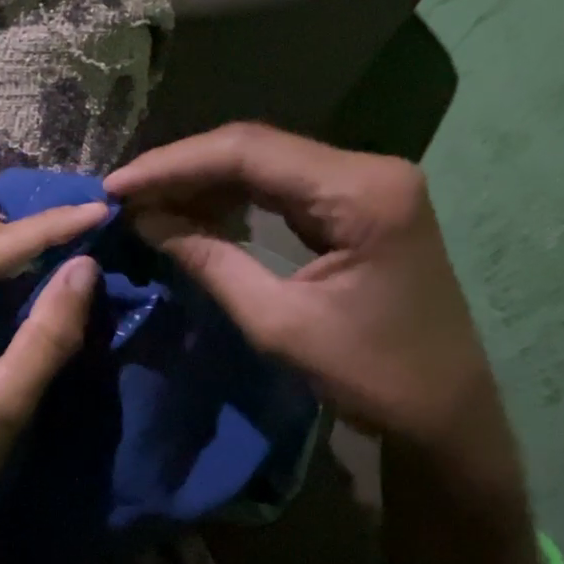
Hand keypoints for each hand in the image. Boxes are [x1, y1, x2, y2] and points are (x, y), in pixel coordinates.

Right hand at [104, 123, 501, 449]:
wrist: (447, 416)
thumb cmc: (371, 377)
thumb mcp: (277, 323)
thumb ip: (208, 260)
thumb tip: (143, 219)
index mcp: (361, 192)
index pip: (248, 152)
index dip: (172, 165)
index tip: (116, 186)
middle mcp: (369, 169)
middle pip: (255, 148)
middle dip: (182, 168)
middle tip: (123, 193)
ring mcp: (368, 183)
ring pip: (264, 161)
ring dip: (203, 180)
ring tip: (146, 202)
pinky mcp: (360, 203)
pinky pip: (282, 184)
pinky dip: (232, 196)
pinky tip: (191, 210)